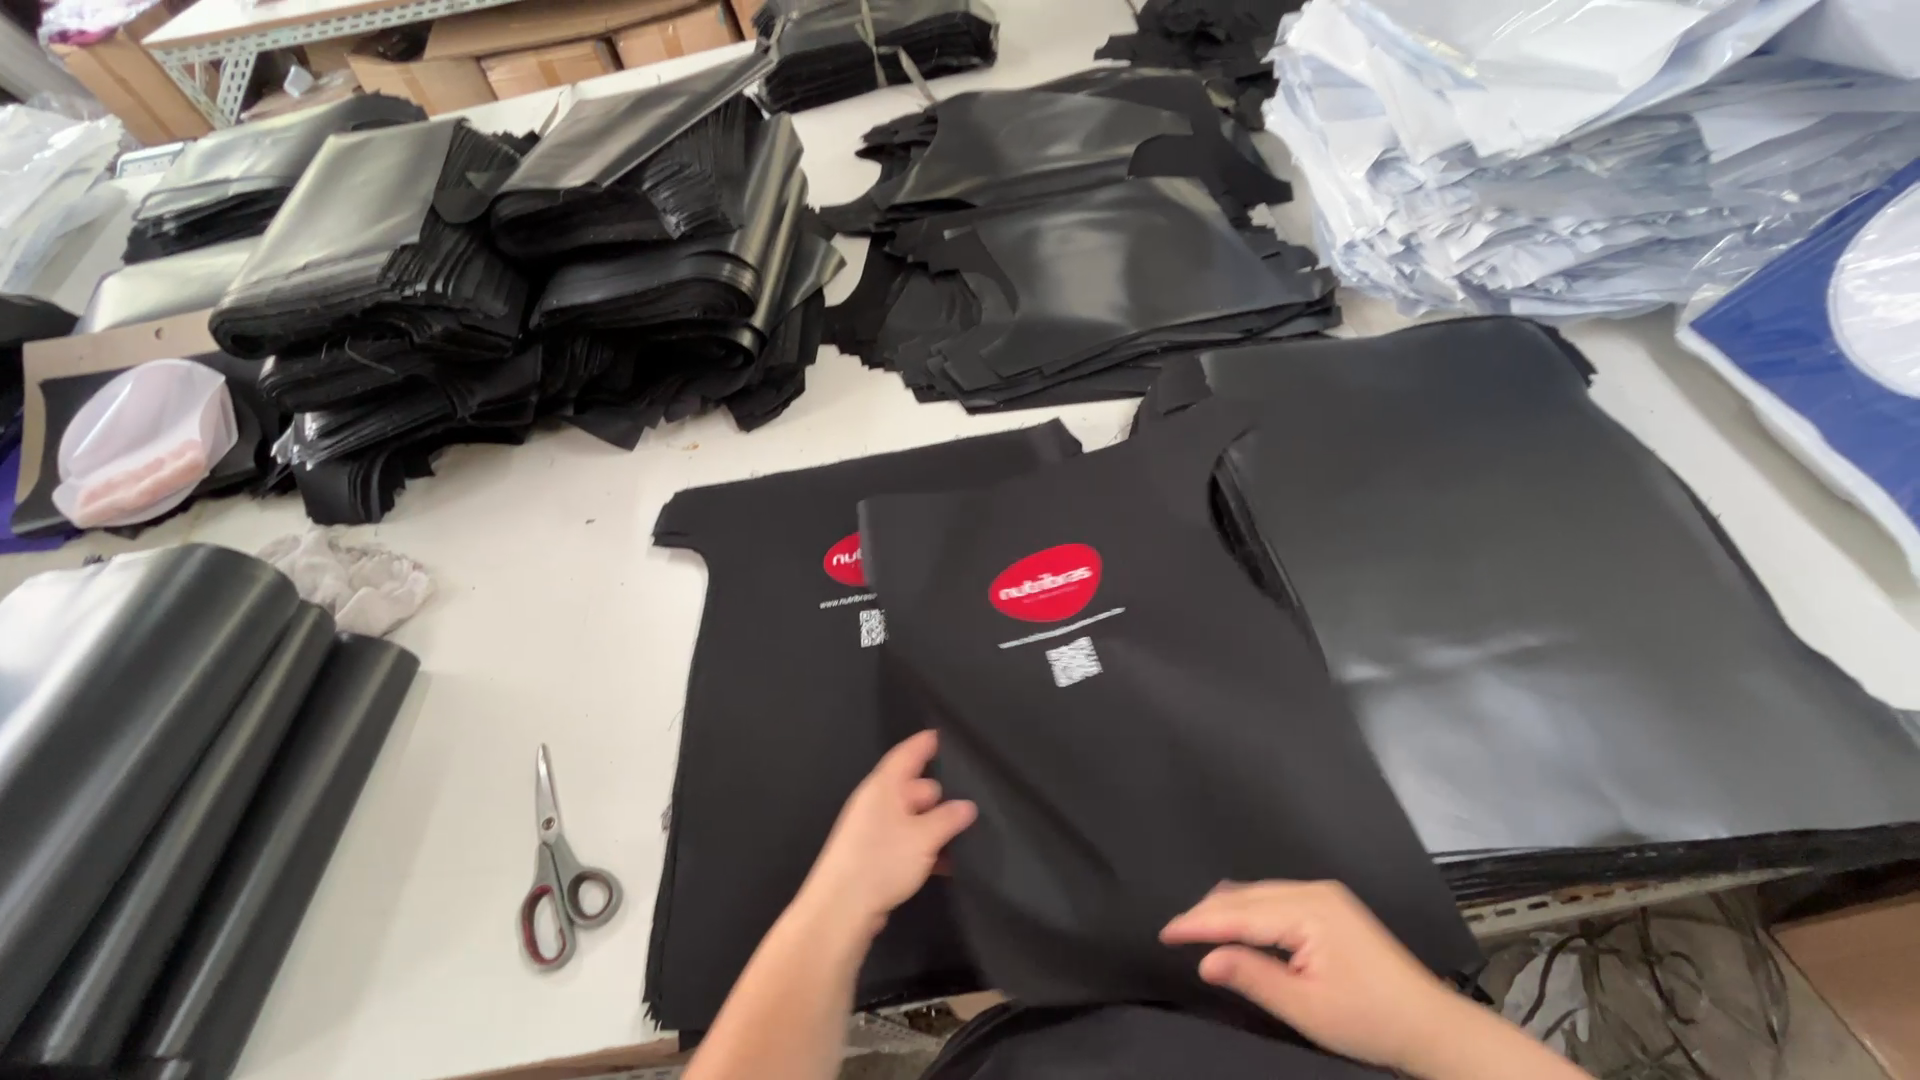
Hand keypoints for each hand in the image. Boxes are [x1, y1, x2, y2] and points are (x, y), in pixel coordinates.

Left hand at [797, 730, 976, 938]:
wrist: (840, 910)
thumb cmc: (881, 860)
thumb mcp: (924, 836)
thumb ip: (949, 817)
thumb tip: (967, 806)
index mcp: (884, 786)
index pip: (908, 753)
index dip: (926, 742)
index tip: (946, 733)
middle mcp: (878, 803)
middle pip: (916, 787)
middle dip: (943, 795)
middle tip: (976, 801)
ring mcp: (875, 831)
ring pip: (915, 819)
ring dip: (938, 828)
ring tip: (970, 836)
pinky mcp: (877, 858)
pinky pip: (909, 843)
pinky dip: (927, 849)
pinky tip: (950, 864)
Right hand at [1161, 880, 1486, 1074]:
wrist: (1432, 1026)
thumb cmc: (1369, 1021)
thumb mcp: (1305, 1008)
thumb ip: (1252, 976)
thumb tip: (1205, 959)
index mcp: (1308, 911)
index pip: (1238, 914)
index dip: (1198, 923)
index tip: (1164, 933)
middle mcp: (1313, 891)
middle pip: (1244, 896)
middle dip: (1207, 913)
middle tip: (1175, 936)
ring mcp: (1323, 894)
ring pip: (1256, 893)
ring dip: (1225, 910)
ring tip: (1197, 932)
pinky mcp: (1329, 904)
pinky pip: (1273, 897)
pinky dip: (1247, 910)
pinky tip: (1236, 926)